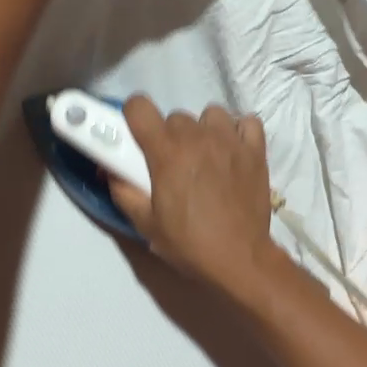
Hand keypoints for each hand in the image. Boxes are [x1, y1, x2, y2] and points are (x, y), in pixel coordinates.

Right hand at [110, 96, 281, 291]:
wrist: (239, 260)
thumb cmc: (189, 245)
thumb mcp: (146, 224)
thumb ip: (124, 191)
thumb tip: (109, 170)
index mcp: (166, 152)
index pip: (139, 107)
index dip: (134, 117)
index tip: (137, 136)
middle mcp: (197, 137)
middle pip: (175, 118)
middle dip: (170, 138)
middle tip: (173, 167)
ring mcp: (230, 141)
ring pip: (210, 116)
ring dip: (204, 132)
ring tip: (206, 160)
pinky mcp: (256, 151)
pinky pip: (246, 123)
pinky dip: (238, 132)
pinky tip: (233, 152)